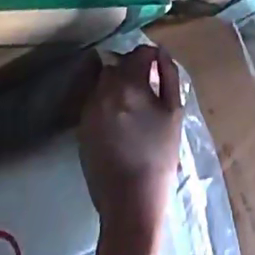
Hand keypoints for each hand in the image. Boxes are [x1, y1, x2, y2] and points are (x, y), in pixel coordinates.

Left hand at [79, 45, 184, 254]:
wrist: (130, 202)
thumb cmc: (158, 157)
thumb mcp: (173, 114)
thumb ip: (169, 77)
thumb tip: (161, 53)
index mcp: (129, 83)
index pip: (139, 53)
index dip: (151, 58)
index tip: (159, 71)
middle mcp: (104, 87)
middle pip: (119, 64)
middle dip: (133, 71)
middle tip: (147, 92)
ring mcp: (89, 105)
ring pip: (104, 82)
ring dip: (118, 86)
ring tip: (132, 110)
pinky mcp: (81, 122)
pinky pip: (95, 101)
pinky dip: (106, 104)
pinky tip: (119, 125)